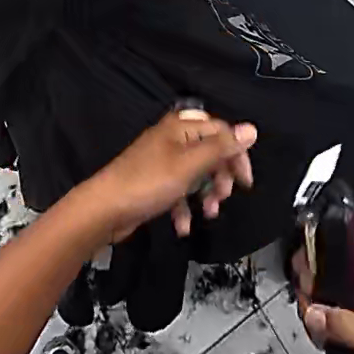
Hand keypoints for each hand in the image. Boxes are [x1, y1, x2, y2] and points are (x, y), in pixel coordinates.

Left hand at [82, 110, 255, 242]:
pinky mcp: (153, 183)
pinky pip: (178, 191)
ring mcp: (162, 161)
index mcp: (181, 127)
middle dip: (220, 176)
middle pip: (210, 152)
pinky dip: (184, 207)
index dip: (236, 153)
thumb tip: (251, 129)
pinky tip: (182, 226)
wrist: (102, 211)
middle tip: (223, 197)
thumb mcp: (190, 165)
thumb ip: (222, 147)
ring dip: (205, 194)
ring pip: (196, 174)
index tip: (245, 181)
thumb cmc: (148, 183)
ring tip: (207, 213)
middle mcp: (172, 139)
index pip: (222, 131)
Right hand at [293, 228, 353, 353]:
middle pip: (335, 265)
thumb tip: (314, 314)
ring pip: (331, 294)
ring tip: (311, 314)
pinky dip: (321, 324)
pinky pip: (332, 320)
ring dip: (316, 303)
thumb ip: (344, 323)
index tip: (308, 247)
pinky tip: (318, 333)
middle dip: (316, 275)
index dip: (331, 236)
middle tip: (306, 289)